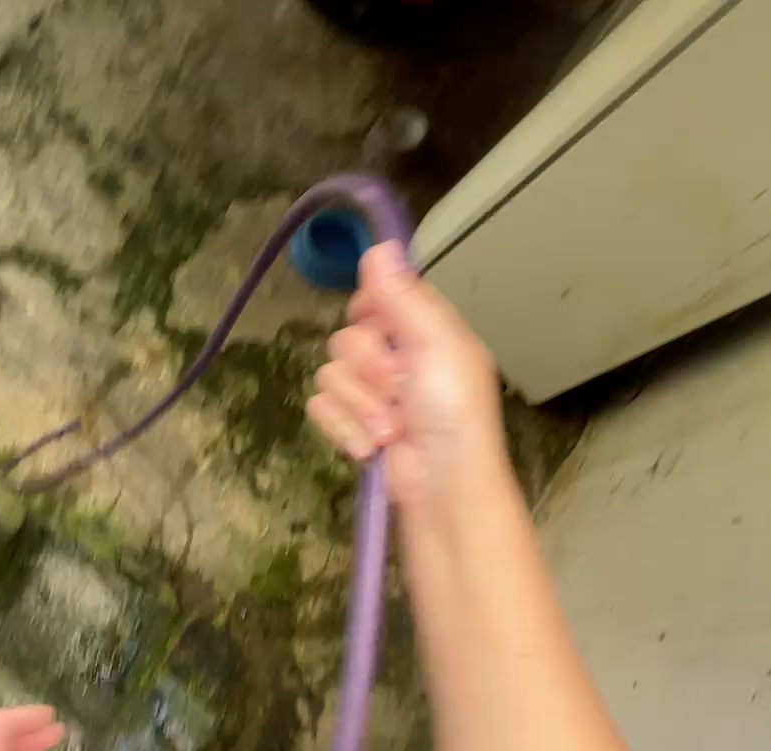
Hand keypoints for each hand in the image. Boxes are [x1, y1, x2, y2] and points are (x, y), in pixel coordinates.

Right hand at [306, 242, 506, 503]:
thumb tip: (379, 246)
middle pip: (344, 339)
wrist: (440, 484)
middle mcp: (392, 358)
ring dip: (360, 408)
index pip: (374, 299)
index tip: (380, 327)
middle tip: (397, 390)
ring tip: (390, 431)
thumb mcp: (438, 346)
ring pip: (328, 377)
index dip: (371, 314)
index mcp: (421, 331)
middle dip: (367, 371)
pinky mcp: (347, 425)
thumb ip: (405, 298)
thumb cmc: (451, 412)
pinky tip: (369, 447)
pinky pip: (319, 409)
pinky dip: (343, 429)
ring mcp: (367, 395)